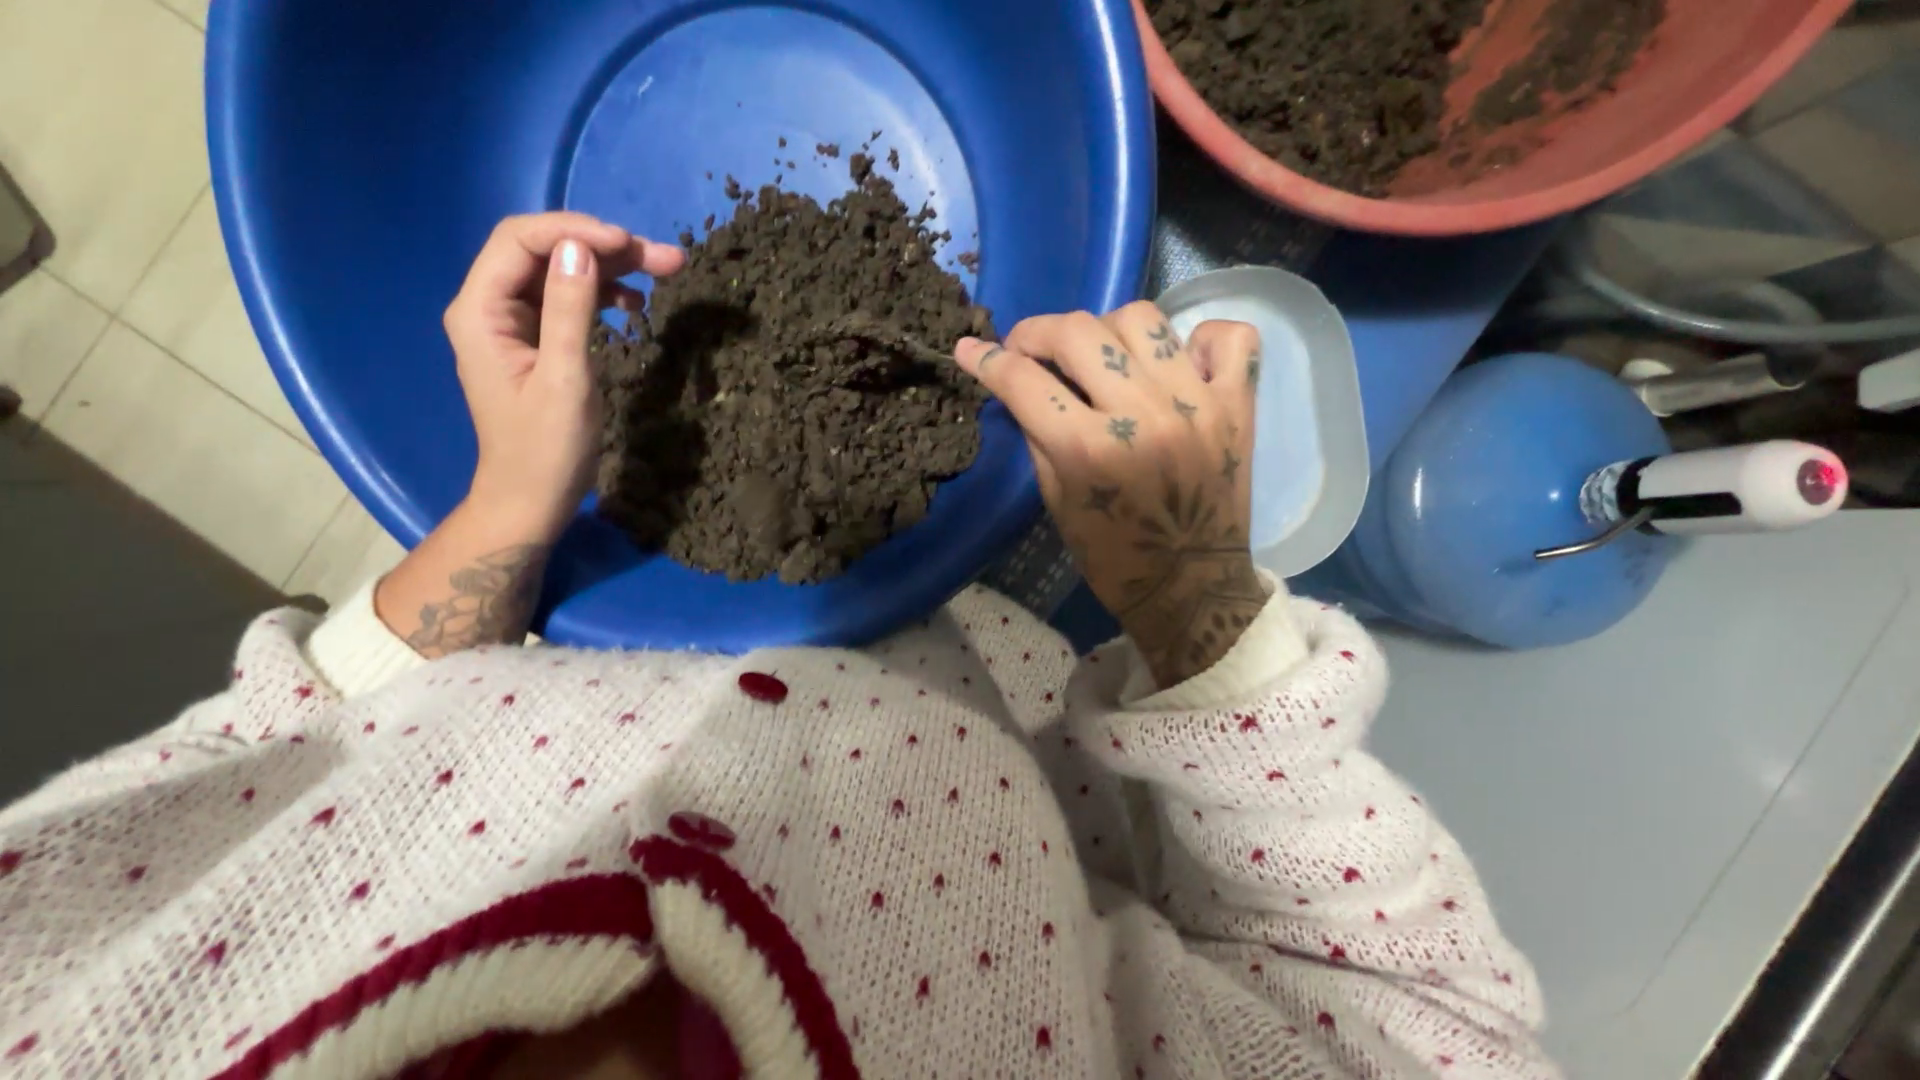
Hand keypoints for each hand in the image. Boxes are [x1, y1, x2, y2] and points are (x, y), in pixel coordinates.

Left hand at [442, 211, 684, 541]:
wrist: (531, 500)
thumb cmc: (546, 449)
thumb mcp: (565, 378)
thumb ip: (569, 309)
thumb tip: (580, 247)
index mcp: (481, 311)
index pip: (521, 240)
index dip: (576, 232)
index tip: (630, 245)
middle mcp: (489, 307)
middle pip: (543, 251)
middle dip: (603, 247)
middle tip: (665, 258)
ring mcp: (511, 323)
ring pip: (559, 272)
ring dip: (610, 268)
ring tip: (662, 273)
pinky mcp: (533, 341)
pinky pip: (565, 300)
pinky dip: (601, 295)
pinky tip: (634, 307)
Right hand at [954, 303, 1264, 688]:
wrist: (1192, 588)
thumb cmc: (1114, 556)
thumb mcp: (1057, 502)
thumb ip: (1039, 435)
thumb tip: (1021, 385)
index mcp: (1088, 450)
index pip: (1024, 380)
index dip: (985, 360)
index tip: (970, 350)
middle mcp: (1143, 415)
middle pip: (1078, 332)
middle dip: (1037, 333)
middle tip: (1031, 350)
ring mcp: (1196, 403)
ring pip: (1143, 318)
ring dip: (1108, 329)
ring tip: (1103, 356)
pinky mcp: (1238, 405)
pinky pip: (1229, 335)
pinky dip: (1200, 336)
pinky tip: (1178, 360)